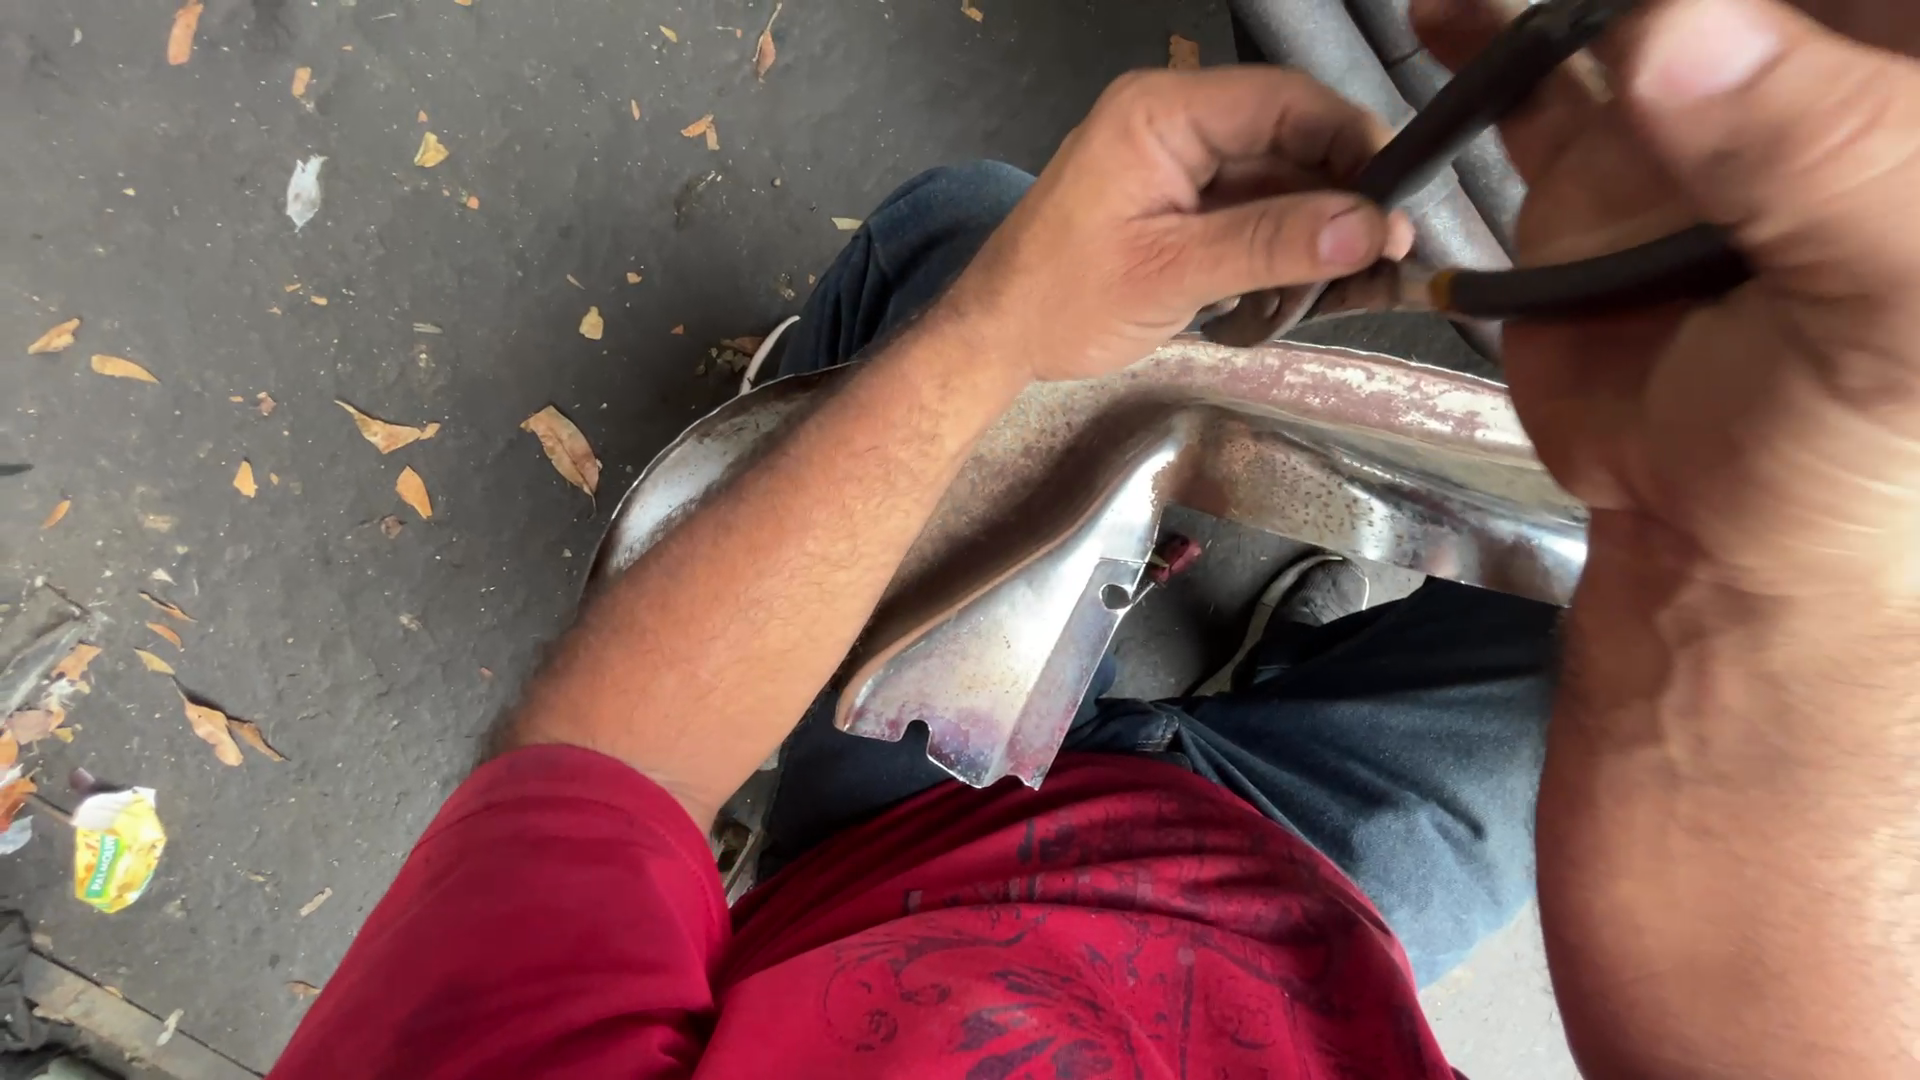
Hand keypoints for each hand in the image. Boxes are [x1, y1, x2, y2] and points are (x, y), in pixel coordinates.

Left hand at [941, 67, 1414, 382]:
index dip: (1354, 144)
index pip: (1284, 103)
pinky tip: (1314, 281)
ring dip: (1313, 230)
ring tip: (1366, 278)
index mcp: (1162, 112)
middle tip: (1392, 253)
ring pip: (1268, 184)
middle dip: (1340, 196)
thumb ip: (1268, 245)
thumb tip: (1372, 229)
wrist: (997, 339)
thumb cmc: (1062, 302)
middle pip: (1283, 143)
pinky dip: (1276, 248)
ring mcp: (1171, 169)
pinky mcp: (1171, 210)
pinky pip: (1241, 215)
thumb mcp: (1168, 274)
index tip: (1403, 200)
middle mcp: (1172, 125)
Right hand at [1415, 0, 1919, 602]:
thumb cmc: (1851, 431)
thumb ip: (1815, 157)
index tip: (1709, 3)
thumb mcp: (1883, 301)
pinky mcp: (1585, 183)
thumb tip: (1671, 27)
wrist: (1704, 512)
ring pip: (1629, 19)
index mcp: (1909, 90)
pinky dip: (1484, 50)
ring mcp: (1685, 129)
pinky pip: (1532, 97)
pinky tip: (1442, 14)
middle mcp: (1807, 86)